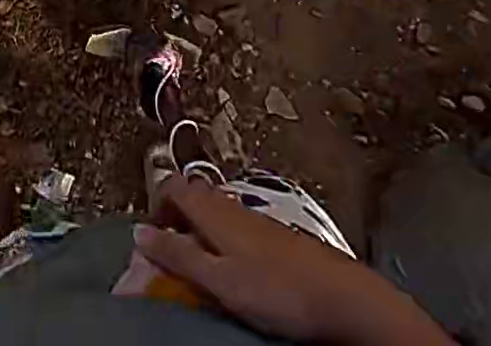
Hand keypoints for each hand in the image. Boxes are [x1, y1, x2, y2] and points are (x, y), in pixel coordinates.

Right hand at [133, 176, 452, 345]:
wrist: (351, 303)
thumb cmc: (279, 290)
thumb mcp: (218, 279)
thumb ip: (177, 255)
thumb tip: (139, 234)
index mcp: (211, 208)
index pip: (171, 187)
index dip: (157, 206)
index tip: (153, 233)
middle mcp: (233, 204)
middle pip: (194, 198)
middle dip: (180, 220)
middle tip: (176, 251)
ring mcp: (260, 219)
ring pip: (219, 213)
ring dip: (205, 233)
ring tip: (206, 265)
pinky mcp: (282, 238)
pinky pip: (242, 230)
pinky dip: (230, 244)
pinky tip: (242, 271)